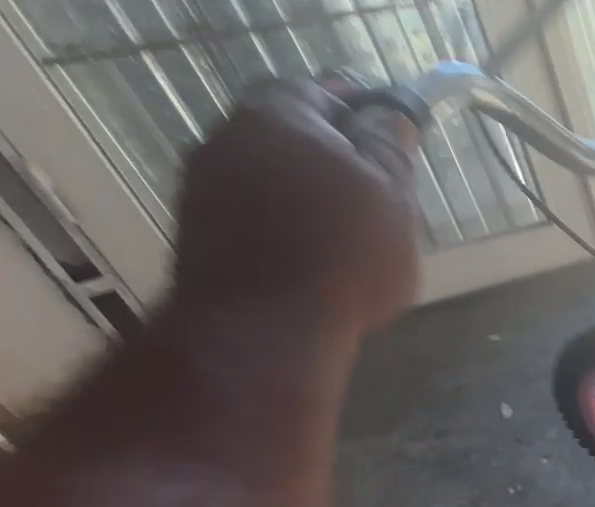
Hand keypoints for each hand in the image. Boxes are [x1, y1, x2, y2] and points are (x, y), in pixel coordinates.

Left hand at [170, 79, 419, 336]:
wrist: (265, 328)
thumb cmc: (344, 256)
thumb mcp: (392, 199)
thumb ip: (390, 151)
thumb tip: (391, 115)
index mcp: (279, 115)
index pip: (323, 91)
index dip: (362, 110)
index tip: (393, 138)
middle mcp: (230, 137)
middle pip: (291, 133)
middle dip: (334, 155)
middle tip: (379, 194)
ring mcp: (206, 185)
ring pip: (272, 176)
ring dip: (308, 194)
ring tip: (351, 235)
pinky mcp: (200, 232)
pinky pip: (254, 214)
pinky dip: (285, 226)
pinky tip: (315, 260)